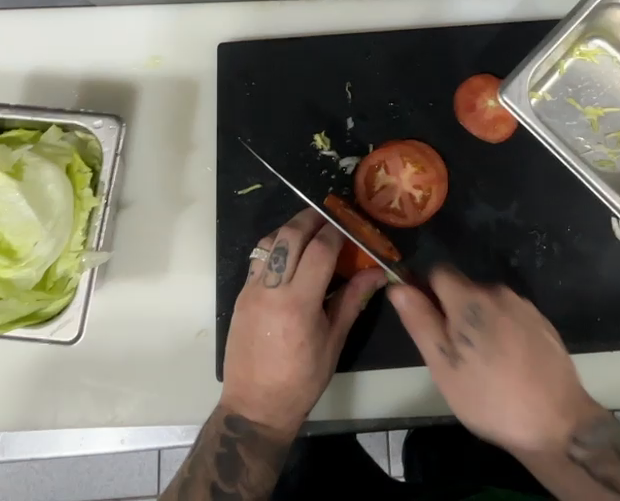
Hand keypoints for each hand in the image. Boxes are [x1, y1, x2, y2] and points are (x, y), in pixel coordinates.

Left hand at [222, 209, 389, 436]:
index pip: (320, 250)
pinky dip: (276, 247)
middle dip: (312, 218)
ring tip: (312, 229)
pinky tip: (292, 254)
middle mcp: (272, 289)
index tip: (351, 223)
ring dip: (292, 229)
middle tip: (332, 214)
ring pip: (270, 242)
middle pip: (291, 235)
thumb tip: (378, 271)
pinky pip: (259, 259)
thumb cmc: (301, 379)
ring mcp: (252, 290)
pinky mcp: (241, 295)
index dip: (337, 231)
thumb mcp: (334, 341)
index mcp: (299, 304)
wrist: (255, 406)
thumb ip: (353, 300)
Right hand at [389, 267, 602, 456]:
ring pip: (488, 304)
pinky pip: (511, 316)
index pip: (438, 271)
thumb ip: (420, 320)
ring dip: (480, 322)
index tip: (429, 323)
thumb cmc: (489, 397)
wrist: (556, 422)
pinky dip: (503, 332)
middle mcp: (498, 291)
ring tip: (484, 364)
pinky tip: (508, 365)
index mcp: (469, 298)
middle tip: (456, 355)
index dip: (428, 291)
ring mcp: (523, 306)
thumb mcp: (443, 366)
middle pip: (464, 289)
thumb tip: (398, 286)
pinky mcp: (542, 322)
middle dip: (455, 312)